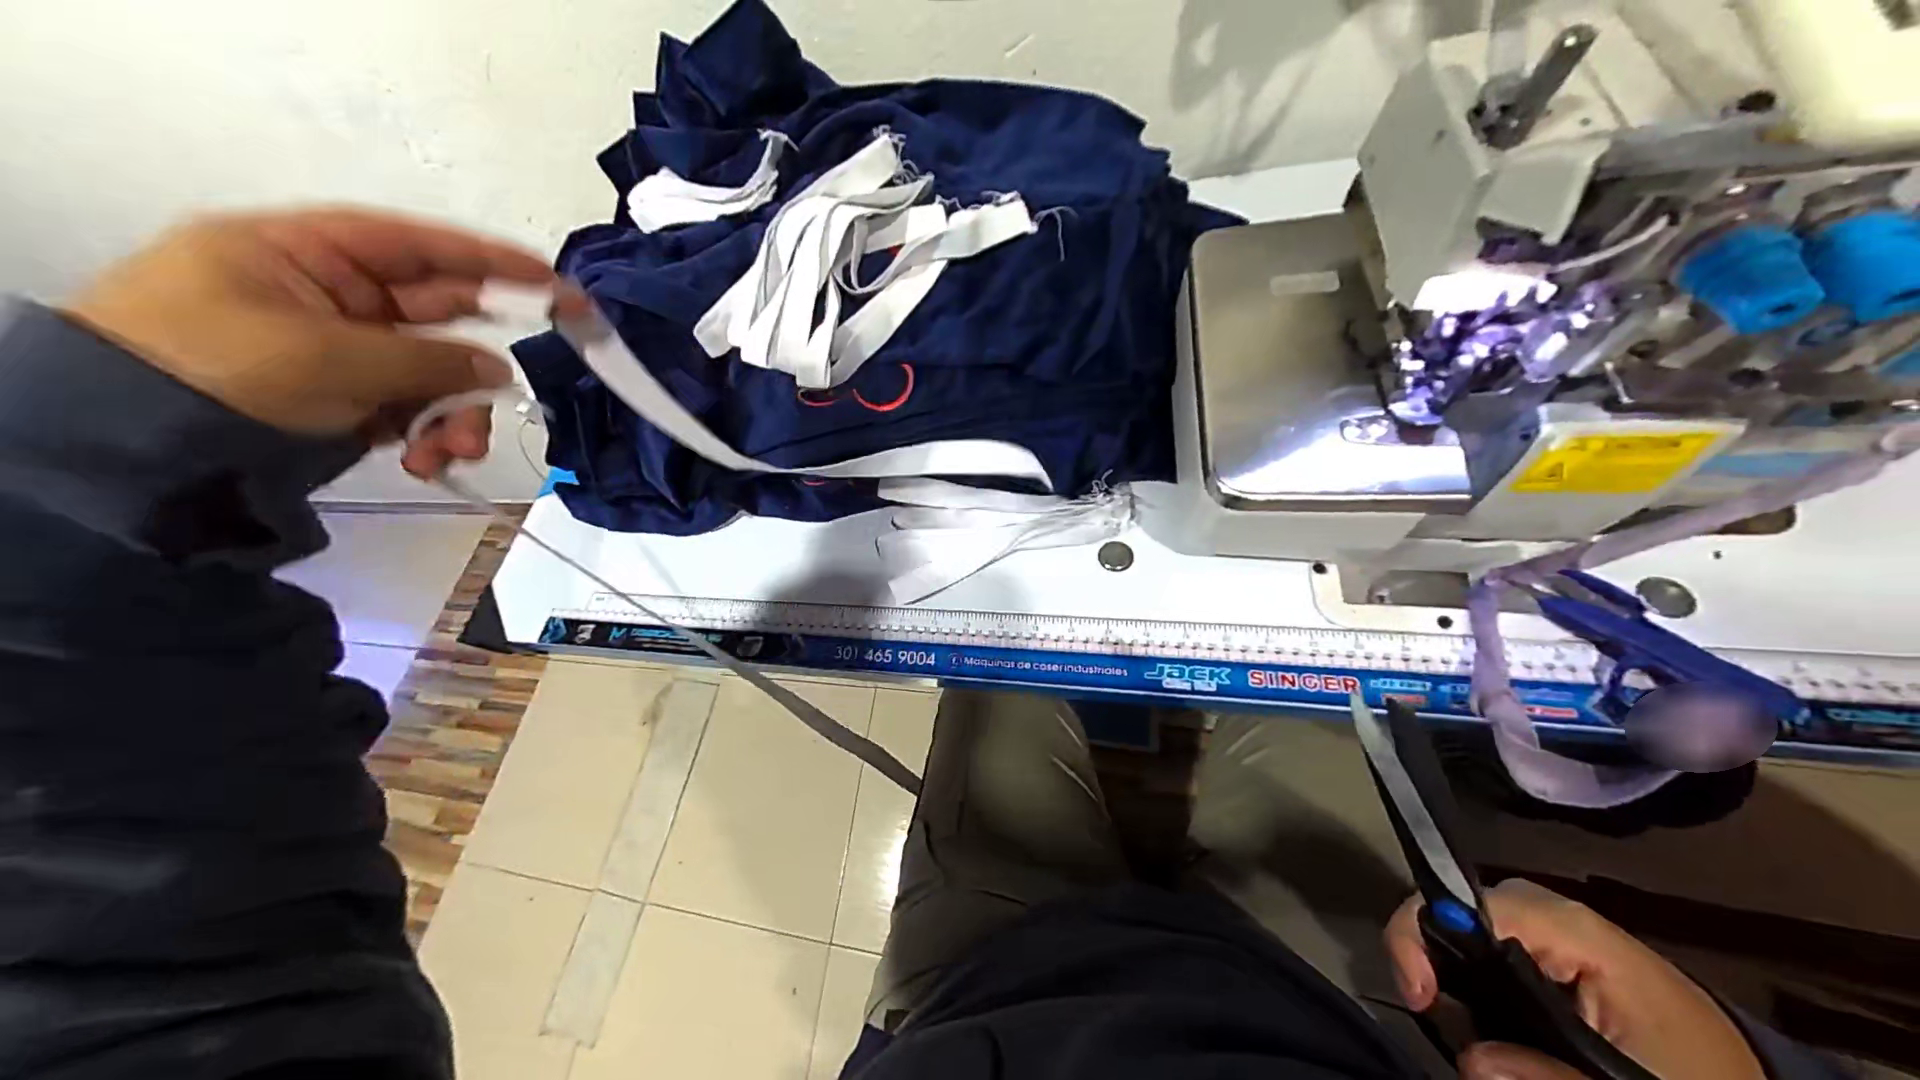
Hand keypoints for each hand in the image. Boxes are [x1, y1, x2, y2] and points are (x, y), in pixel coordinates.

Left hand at [65, 208, 577, 478]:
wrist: (133, 450)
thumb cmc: (218, 369)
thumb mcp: (329, 358)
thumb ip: (428, 361)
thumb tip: (500, 371)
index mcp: (310, 256)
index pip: (419, 246)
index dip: (490, 262)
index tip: (554, 282)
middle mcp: (335, 297)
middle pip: (440, 320)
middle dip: (478, 367)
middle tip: (521, 392)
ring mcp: (344, 349)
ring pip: (436, 374)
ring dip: (456, 414)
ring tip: (453, 452)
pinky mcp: (351, 396)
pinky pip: (414, 407)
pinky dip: (429, 435)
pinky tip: (425, 461)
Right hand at [1385, 880, 1764, 1079]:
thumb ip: (1553, 1075)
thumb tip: (1470, 1059)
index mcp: (1576, 932)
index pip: (1468, 904)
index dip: (1423, 934)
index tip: (1416, 997)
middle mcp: (1559, 918)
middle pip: (1461, 909)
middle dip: (1433, 954)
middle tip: (1433, 1013)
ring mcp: (1561, 937)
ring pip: (1472, 931)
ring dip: (1453, 973)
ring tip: (1464, 1027)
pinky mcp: (1564, 960)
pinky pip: (1495, 952)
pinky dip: (1477, 984)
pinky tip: (1493, 1026)